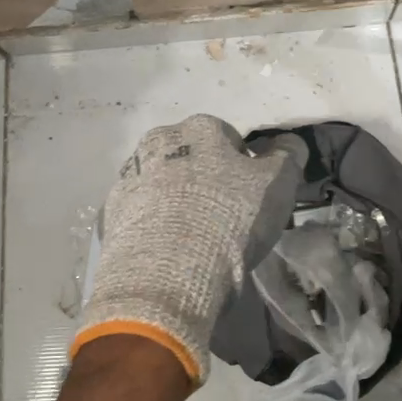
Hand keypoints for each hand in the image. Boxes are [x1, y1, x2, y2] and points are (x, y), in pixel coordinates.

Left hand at [70, 114, 299, 383]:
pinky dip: (153, 220)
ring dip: (175, 197)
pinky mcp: (113, 209)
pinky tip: (166, 246)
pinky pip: (141, 208)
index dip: (242, 167)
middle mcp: (160, 140)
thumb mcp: (277, 185)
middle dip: (203, 177)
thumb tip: (288, 143)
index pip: (228, 138)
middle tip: (219, 214)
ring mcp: (132, 174)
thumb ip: (287, 156)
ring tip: (190, 234)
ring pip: (162, 180)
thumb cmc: (229, 220)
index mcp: (201, 128)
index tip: (247, 197)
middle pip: (190, 155)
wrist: (167, 272)